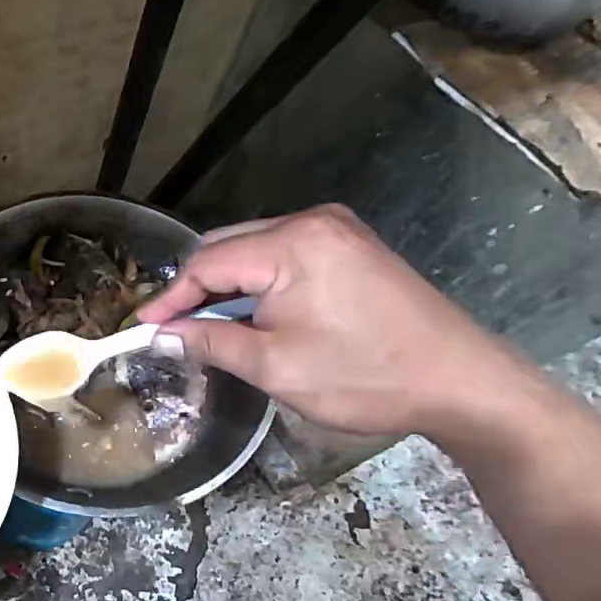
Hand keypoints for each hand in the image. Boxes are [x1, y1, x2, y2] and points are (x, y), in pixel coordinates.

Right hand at [135, 205, 520, 436]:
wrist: (456, 379)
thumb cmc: (363, 376)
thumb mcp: (277, 367)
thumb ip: (213, 343)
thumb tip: (165, 335)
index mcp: (292, 242)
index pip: (208, 261)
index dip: (171, 296)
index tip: (144, 327)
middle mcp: (315, 221)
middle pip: (232, 246)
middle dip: (198, 288)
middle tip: (172, 329)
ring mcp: (340, 232)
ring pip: (261, 251)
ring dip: (231, 286)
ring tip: (206, 325)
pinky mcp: (356, 249)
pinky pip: (291, 257)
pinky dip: (264, 283)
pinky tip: (255, 312)